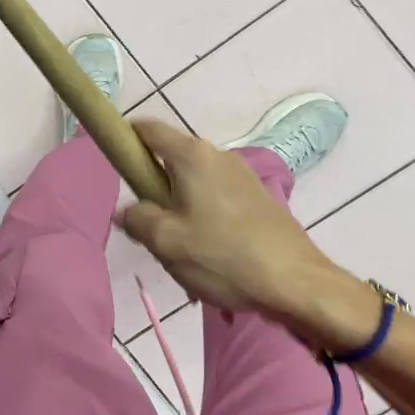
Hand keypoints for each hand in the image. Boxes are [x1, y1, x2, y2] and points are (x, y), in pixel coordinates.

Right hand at [118, 119, 382, 351]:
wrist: (298, 284)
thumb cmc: (225, 256)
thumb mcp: (167, 242)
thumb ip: (137, 220)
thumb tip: (127, 210)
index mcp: (191, 155)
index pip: (147, 129)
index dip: (125, 140)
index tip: (116, 167)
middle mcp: (217, 156)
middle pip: (171, 160)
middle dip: (155, 190)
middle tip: (150, 228)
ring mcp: (242, 176)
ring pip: (194, 185)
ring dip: (181, 211)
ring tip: (183, 252)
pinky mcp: (258, 198)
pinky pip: (217, 200)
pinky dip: (206, 221)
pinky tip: (211, 258)